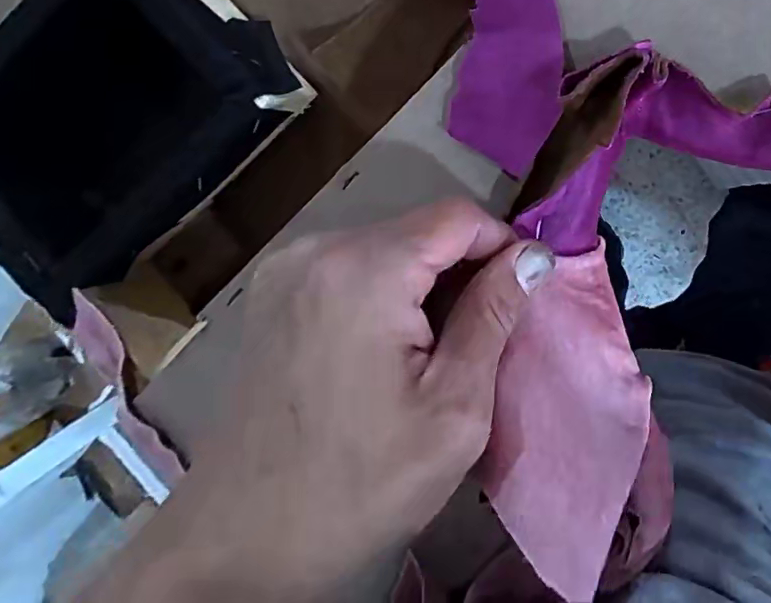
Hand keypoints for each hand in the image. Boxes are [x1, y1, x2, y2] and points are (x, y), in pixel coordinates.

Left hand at [82, 199, 554, 601]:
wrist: (236, 553)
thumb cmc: (357, 487)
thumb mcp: (453, 408)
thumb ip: (494, 315)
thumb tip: (534, 255)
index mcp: (363, 271)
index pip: (460, 216)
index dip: (502, 244)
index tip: (520, 293)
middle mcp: (319, 250)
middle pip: (426, 227)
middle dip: (467, 266)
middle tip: (483, 330)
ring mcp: (289, 268)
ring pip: (396, 242)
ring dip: (431, 278)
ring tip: (439, 344)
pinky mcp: (276, 290)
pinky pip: (359, 261)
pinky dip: (393, 286)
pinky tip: (392, 343)